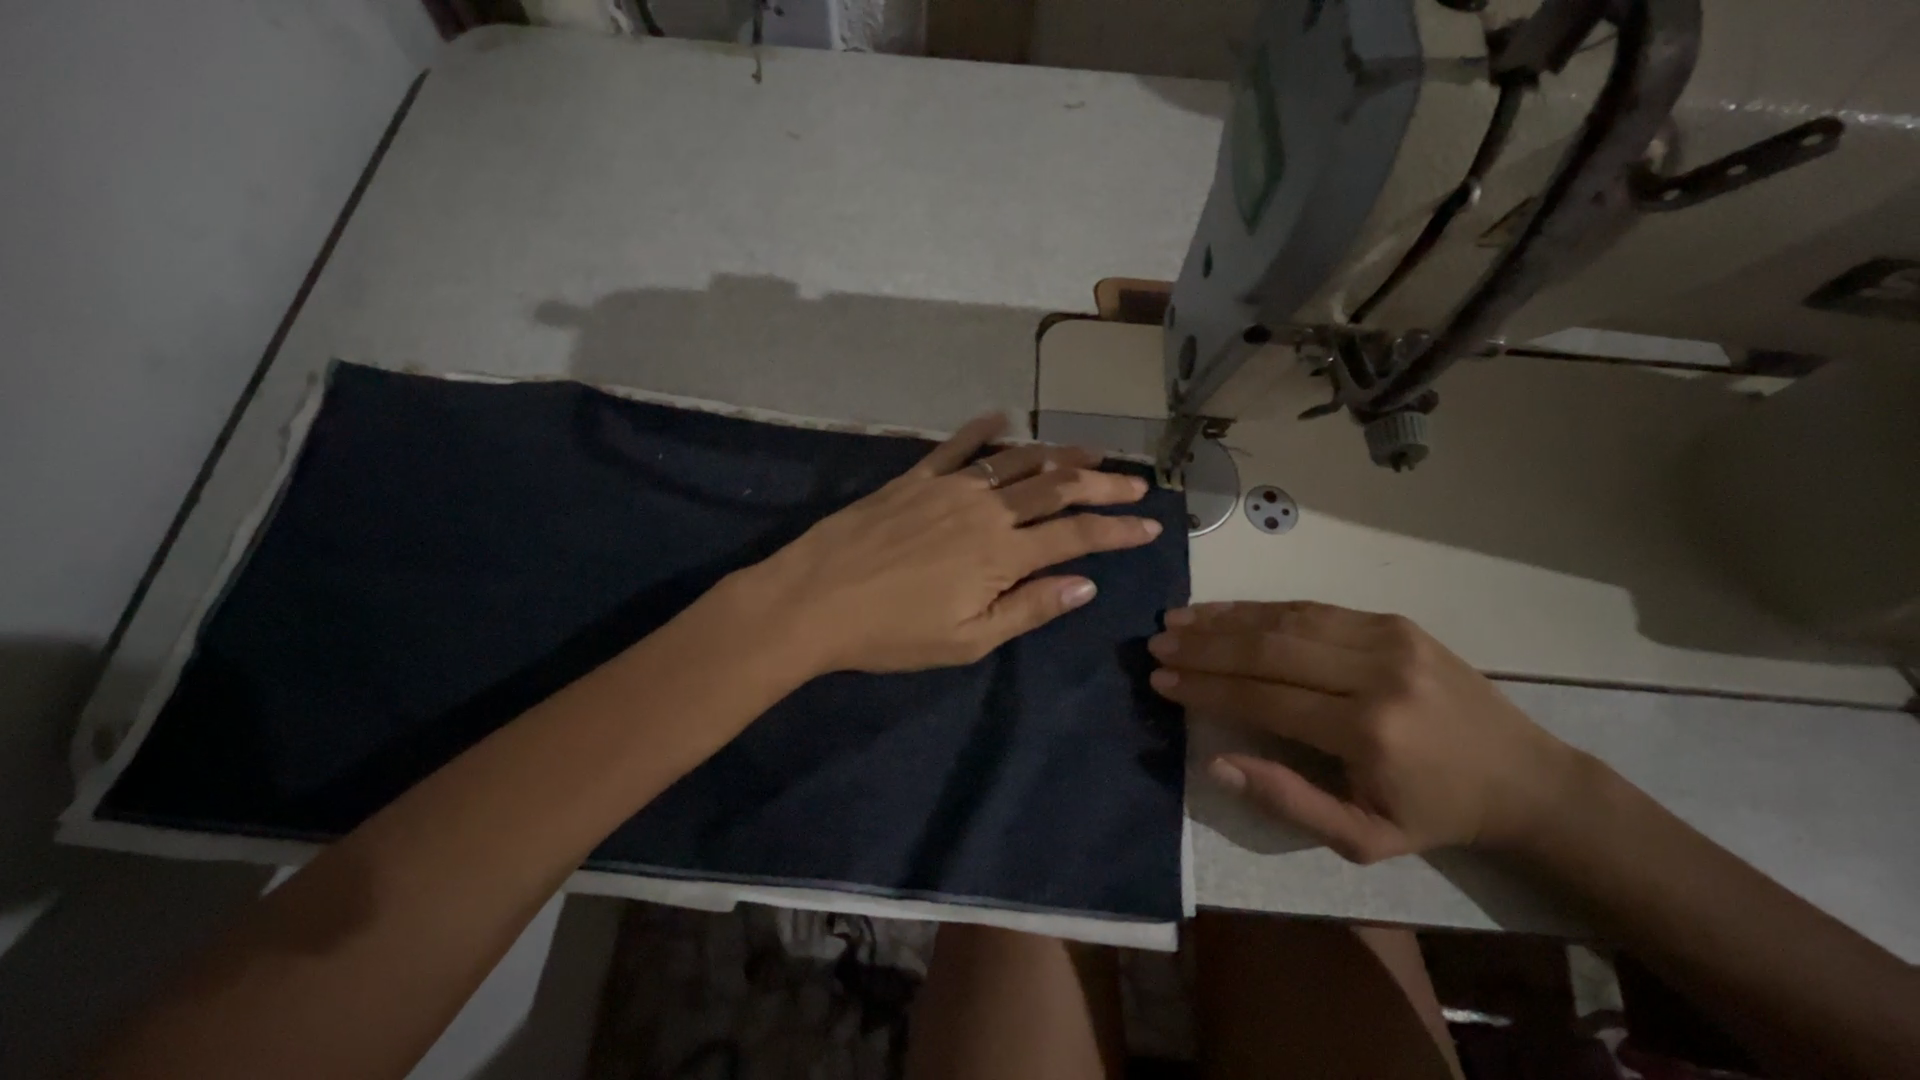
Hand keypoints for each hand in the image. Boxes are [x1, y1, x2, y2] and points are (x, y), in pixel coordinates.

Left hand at [740, 413, 1162, 674]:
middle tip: (1135, 481)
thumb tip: (1085, 585)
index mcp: (1002, 555)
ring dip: (1058, 453)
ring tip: (1090, 448)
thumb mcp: (967, 640)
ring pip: (1016, 462)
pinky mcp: (913, 479)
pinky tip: (1003, 416)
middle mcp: (984, 511)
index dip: (1118, 530)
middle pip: (1056, 488)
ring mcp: (948, 488)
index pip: (1076, 537)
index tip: (1151, 526)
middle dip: (1102, 483)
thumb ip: (1029, 608)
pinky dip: (982, 429)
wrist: (813, 599)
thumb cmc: (891, 633)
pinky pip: (956, 446)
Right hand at [1147, 602, 1583, 861]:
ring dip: (1225, 618)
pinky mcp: (1394, 621)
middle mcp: (1375, 673)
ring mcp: (1387, 638)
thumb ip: (1287, 801)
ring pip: (1287, 620)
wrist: (1524, 776)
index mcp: (1367, 730)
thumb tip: (1216, 763)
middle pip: (1269, 649)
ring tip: (1178, 620)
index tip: (1160, 680)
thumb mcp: (1362, 838)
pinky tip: (1228, 611)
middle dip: (1205, 645)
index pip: (1264, 697)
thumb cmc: (1434, 815)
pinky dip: (1263, 608)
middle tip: (1156, 644)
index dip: (1206, 687)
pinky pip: (1314, 609)